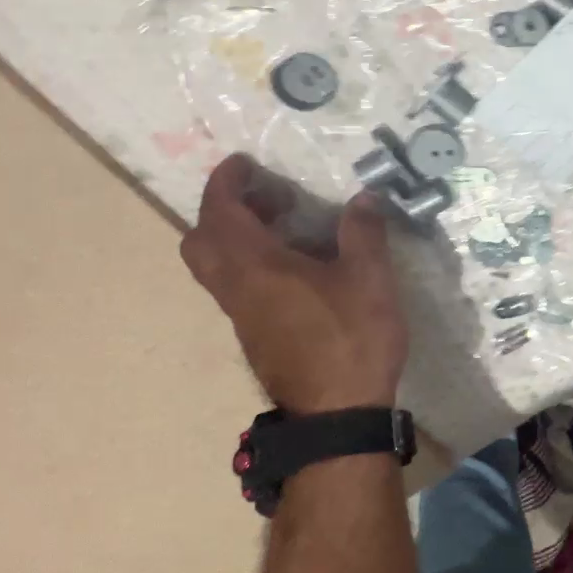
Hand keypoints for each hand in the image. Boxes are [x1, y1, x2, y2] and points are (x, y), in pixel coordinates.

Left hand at [181, 154, 407, 414]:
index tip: (246, 163)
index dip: (228, 181)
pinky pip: (237, 287)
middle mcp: (236, 287)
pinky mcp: (256, 335)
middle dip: (224, 211)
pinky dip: (253, 265)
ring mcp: (241, 315)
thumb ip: (363, 234)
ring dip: (237, 239)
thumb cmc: (352, 337)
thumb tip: (363, 198)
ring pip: (216, 266)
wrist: (337, 409)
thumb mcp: (371, 279)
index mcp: (256, 265)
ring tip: (287, 232)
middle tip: (267, 200)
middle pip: (201, 240)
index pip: (221, 211)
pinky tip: (299, 272)